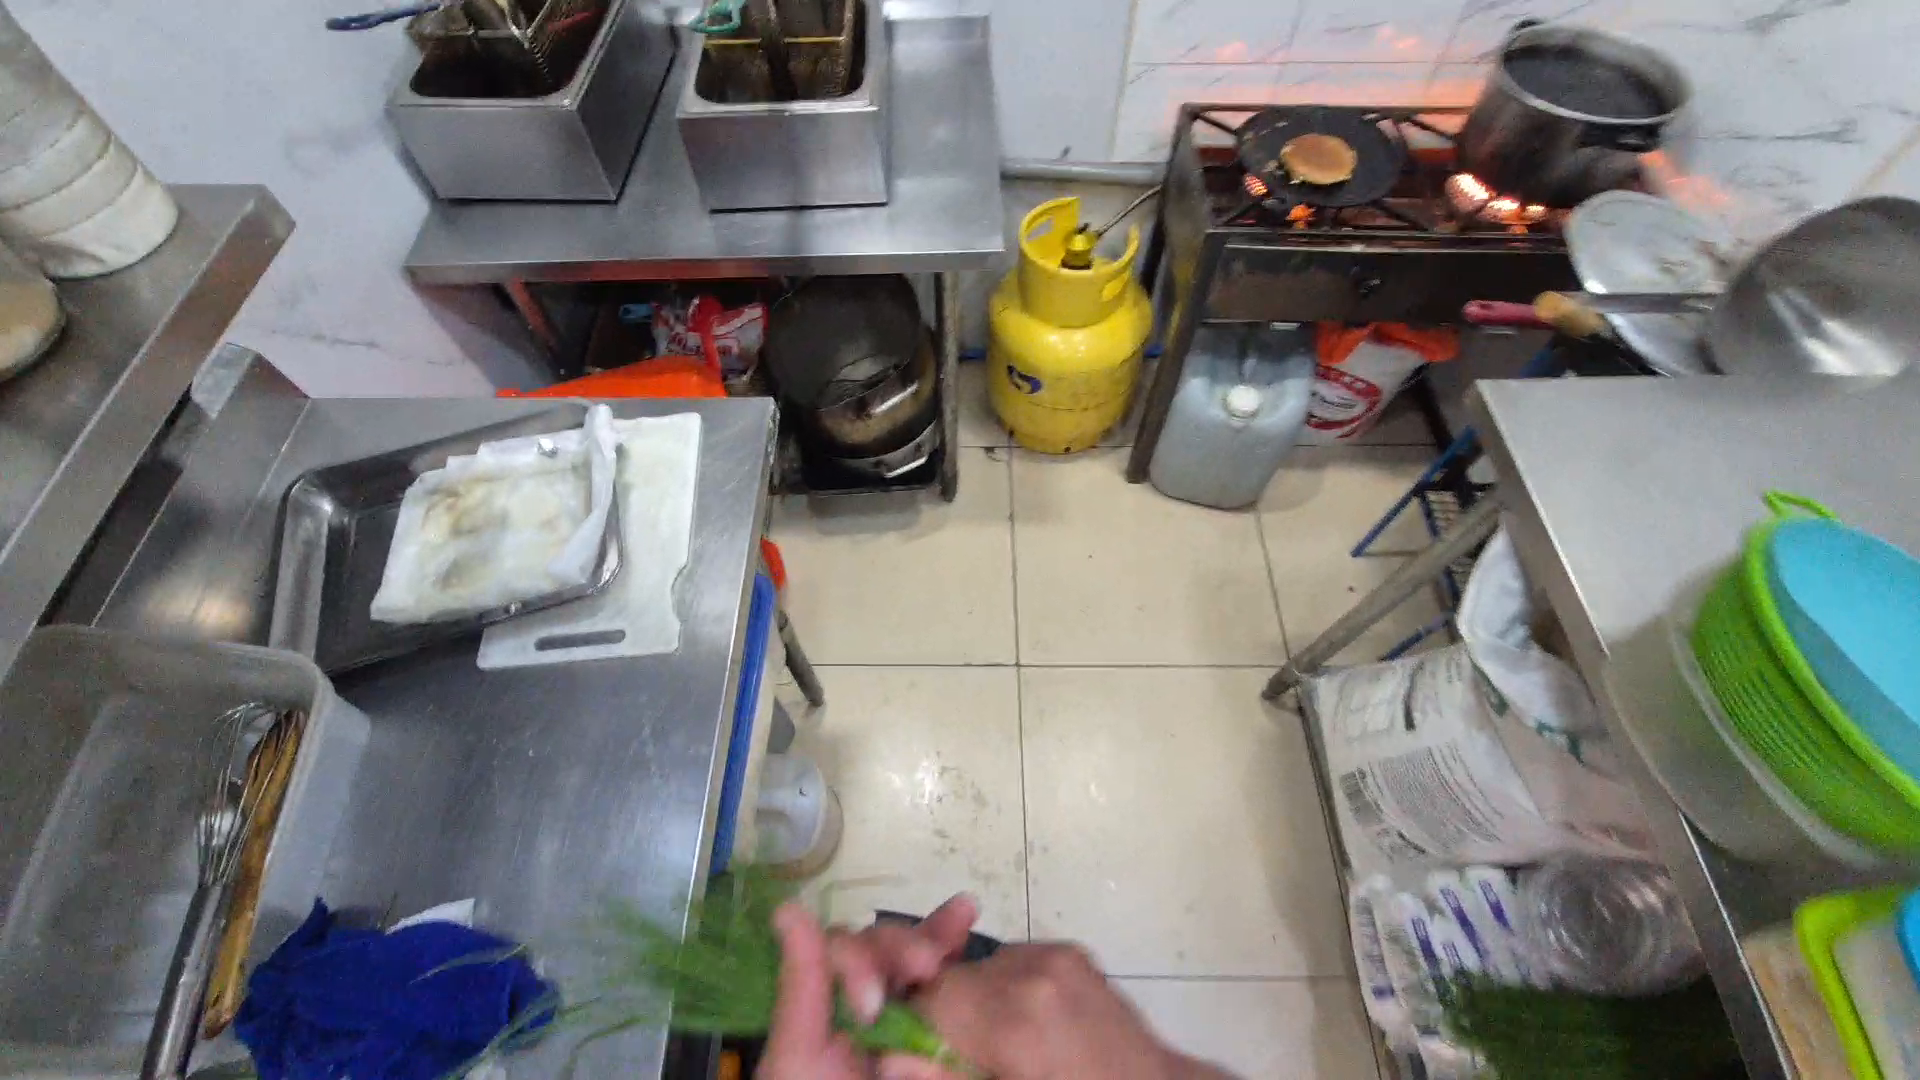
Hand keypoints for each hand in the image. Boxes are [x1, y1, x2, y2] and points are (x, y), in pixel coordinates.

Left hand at [758, 896, 979, 1079]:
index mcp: (824, 1007)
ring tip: (960, 921)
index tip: (871, 1002)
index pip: (841, 953)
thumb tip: (787, 907)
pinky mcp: (938, 1027)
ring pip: (919, 953)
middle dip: (903, 947)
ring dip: (936, 933)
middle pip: (883, 948)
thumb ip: (801, 989)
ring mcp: (904, 1015)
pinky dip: (954, 938)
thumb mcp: (800, 1063)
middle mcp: (863, 1003)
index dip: (859, 961)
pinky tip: (966, 912)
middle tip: (925, 966)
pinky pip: (949, 976)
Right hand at [910, 944, 1233, 1079]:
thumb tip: (888, 1057)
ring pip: (982, 967)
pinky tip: (1028, 1026)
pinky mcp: (1070, 950)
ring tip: (1004, 1045)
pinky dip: (1008, 989)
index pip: (930, 995)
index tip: (918, 1053)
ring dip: (978, 1001)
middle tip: (967, 1056)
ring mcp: (1056, 954)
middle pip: (953, 977)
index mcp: (1016, 1020)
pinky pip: (1014, 961)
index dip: (914, 1023)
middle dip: (947, 1015)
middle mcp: (1034, 971)